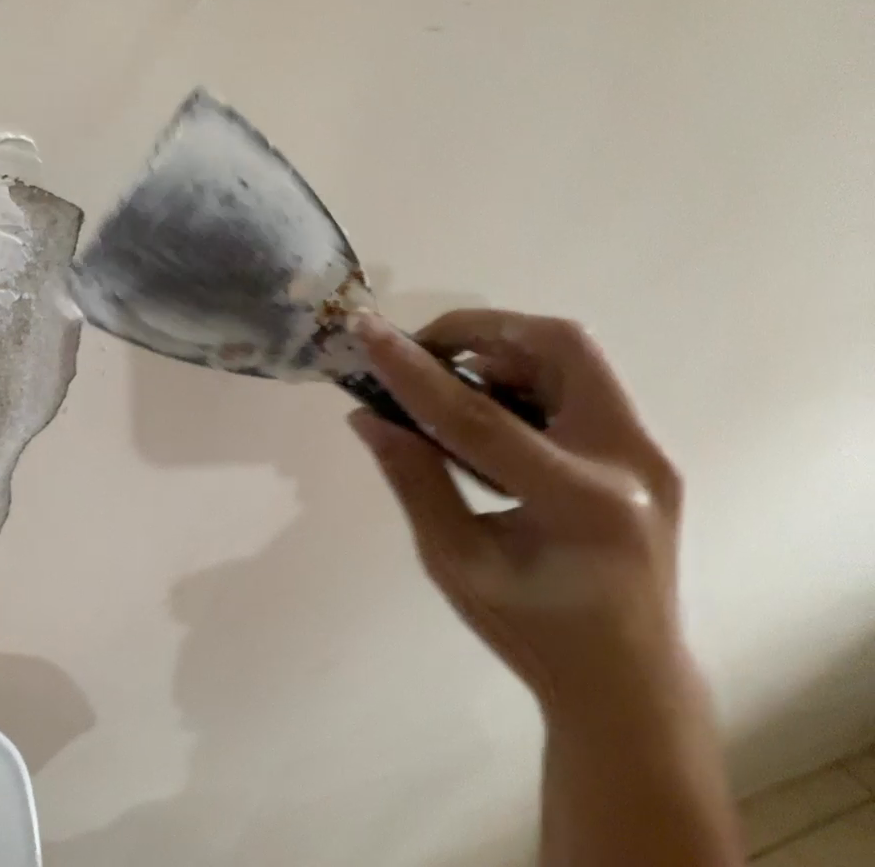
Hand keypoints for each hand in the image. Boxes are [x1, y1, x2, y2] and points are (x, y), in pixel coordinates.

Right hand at [346, 309, 687, 712]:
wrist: (627, 679)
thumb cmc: (532, 631)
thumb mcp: (453, 560)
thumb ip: (413, 480)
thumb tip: (367, 416)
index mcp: (578, 502)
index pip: (479, 415)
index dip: (414, 371)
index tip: (365, 333)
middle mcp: (628, 462)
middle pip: (562, 349)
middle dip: (481, 331)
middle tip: (420, 348)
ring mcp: (645, 455)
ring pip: (575, 360)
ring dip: (503, 351)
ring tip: (442, 378)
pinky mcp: (641, 456)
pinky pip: (581, 387)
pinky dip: (523, 377)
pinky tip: (482, 408)